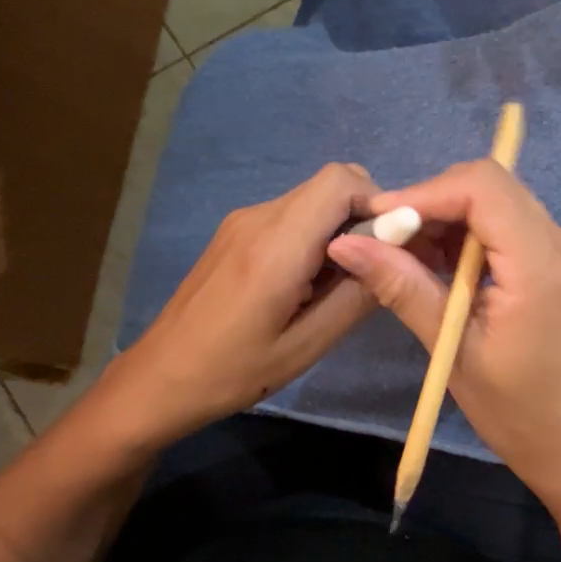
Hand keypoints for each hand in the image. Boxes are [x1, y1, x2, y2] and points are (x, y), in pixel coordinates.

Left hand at [93, 163, 379, 447]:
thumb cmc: (235, 371)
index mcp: (277, 244)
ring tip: (338, 285)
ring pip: (314, 200)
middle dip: (366, 217)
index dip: (380, 204)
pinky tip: (308, 285)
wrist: (159, 380)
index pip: (342, 181)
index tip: (394, 248)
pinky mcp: (236, 232)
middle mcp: (259, 217)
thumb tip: (402, 253)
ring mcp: (243, 221)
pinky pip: (293, 216)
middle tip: (373, 270)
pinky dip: (316, 237)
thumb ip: (359, 293)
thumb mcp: (309, 344)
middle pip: (332, 184)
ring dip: (342, 230)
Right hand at [325, 160, 560, 482]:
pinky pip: (504, 220)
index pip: (484, 190)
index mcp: (540, 264)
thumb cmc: (507, 401)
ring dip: (446, 214)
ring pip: (495, 198)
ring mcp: (558, 247)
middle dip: (432, 201)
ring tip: (405, 253)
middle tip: (388, 238)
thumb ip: (402, 286)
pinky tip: (434, 260)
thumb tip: (345, 243)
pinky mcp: (550, 257)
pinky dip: (465, 230)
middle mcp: (558, 242)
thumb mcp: (450, 345)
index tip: (381, 220)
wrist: (557, 431)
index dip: (427, 193)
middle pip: (490, 185)